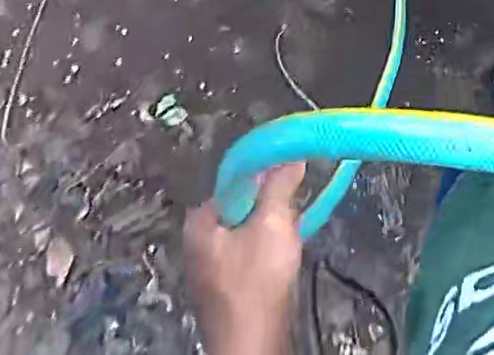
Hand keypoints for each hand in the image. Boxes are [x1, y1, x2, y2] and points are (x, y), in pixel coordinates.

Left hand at [185, 163, 306, 354]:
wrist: (254, 340)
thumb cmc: (256, 276)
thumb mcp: (272, 221)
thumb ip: (280, 184)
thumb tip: (291, 157)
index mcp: (200, 224)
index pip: (233, 180)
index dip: (263, 170)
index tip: (288, 166)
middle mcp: (200, 242)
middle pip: (242, 202)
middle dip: (269, 197)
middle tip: (292, 196)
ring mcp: (214, 264)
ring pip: (250, 224)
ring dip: (273, 218)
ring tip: (293, 219)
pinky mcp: (231, 281)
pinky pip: (253, 245)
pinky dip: (270, 239)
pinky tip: (288, 242)